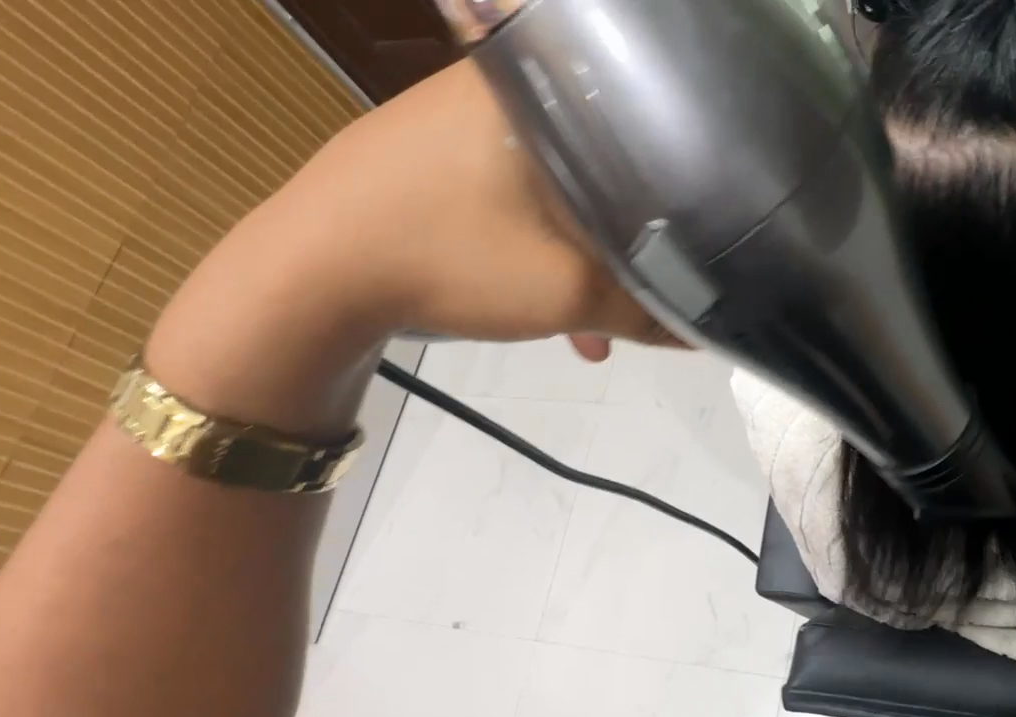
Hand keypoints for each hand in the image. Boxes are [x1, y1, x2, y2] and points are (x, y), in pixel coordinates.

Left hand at [275, 58, 672, 344]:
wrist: (308, 277)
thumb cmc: (448, 260)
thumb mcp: (570, 295)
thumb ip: (650, 312)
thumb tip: (707, 330)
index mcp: (537, 91)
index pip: (643, 126)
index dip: (682, 190)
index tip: (699, 242)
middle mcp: (496, 87)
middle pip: (601, 166)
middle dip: (629, 242)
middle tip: (647, 293)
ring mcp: (456, 119)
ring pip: (558, 190)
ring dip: (584, 257)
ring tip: (596, 327)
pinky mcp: (431, 155)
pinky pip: (514, 198)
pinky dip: (539, 248)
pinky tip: (547, 306)